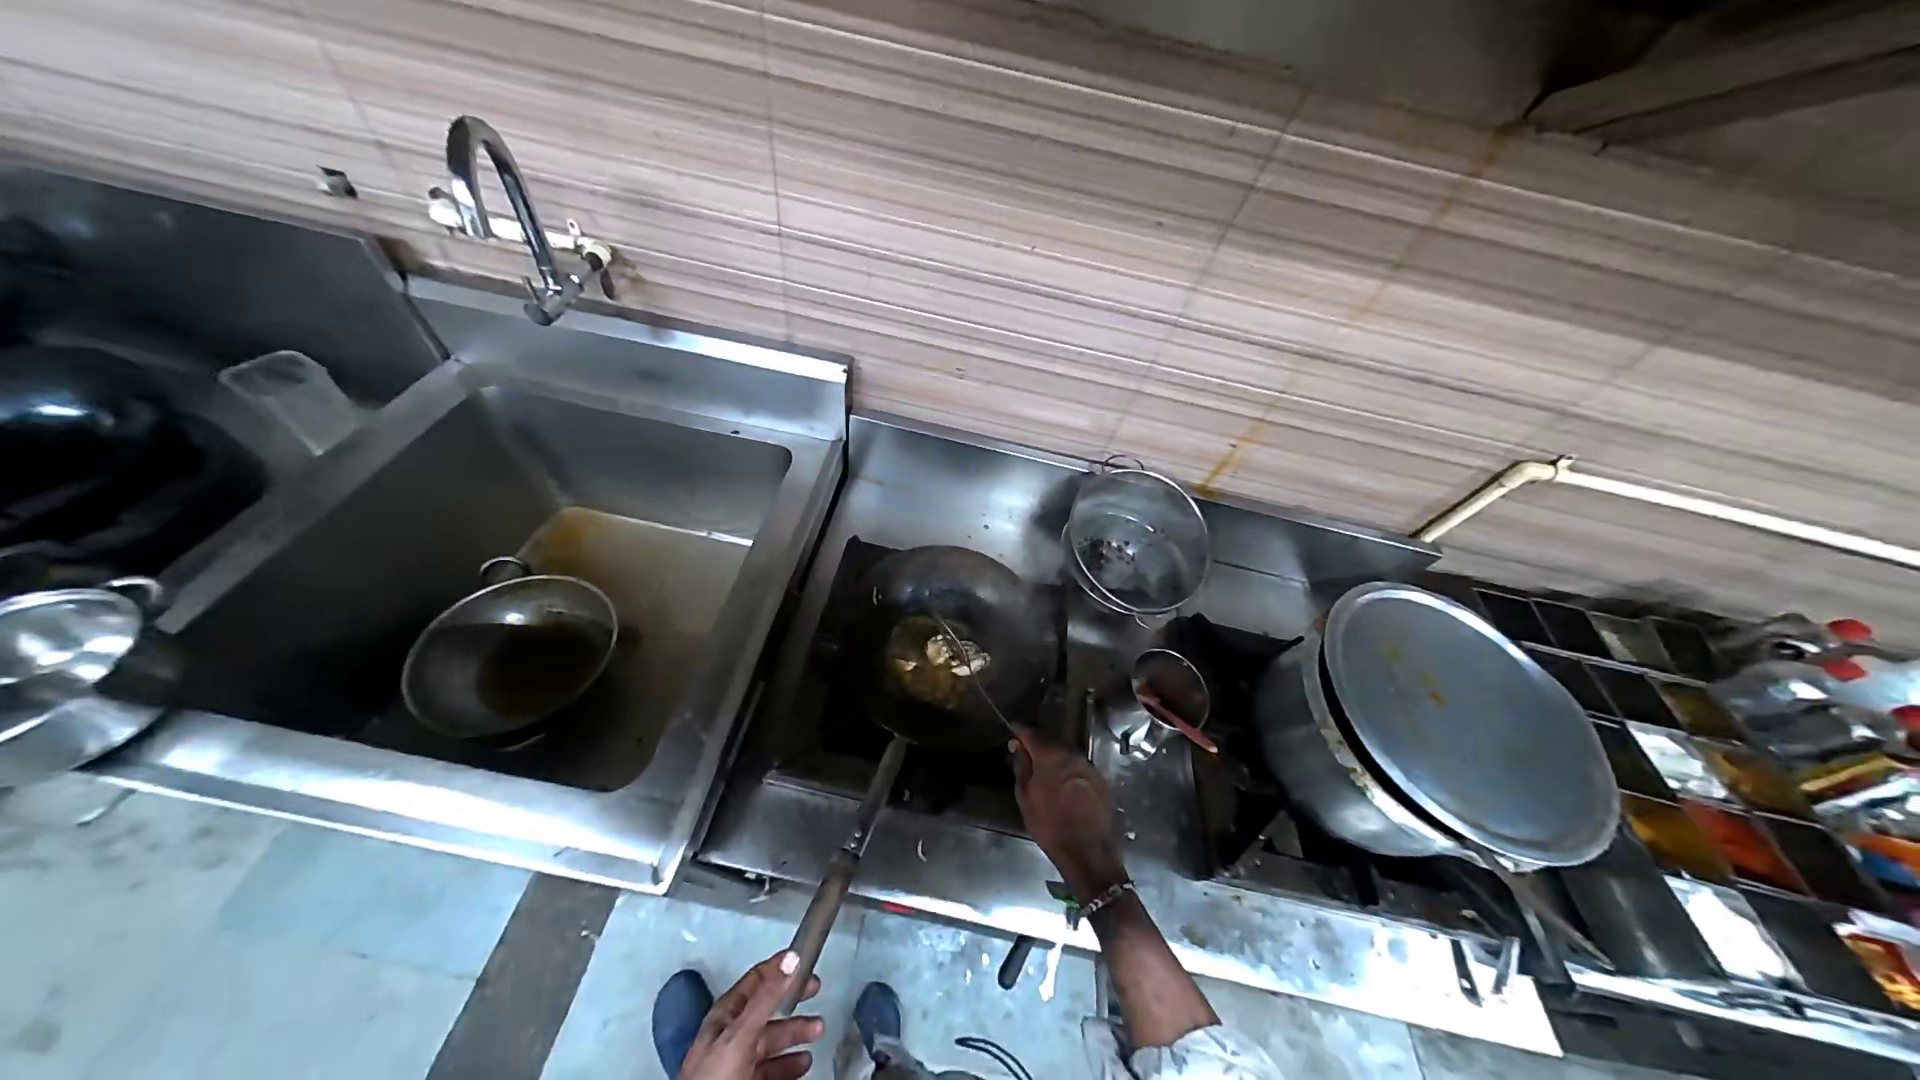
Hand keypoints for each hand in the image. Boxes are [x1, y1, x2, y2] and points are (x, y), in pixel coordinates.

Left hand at [680, 951, 824, 1079]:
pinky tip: (803, 1067)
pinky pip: (771, 1070)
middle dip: (794, 1001)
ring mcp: (737, 1063)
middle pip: (767, 1010)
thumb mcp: (740, 1035)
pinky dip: (789, 1066)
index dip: (778, 967)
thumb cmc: (716, 1077)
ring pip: (772, 1042)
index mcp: (725, 1016)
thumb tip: (791, 958)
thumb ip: (766, 998)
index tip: (802, 957)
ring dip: (796, 1035)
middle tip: (817, 990)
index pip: (755, 979)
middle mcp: (731, 1035)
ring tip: (818, 1033)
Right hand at [1010, 730, 1126, 901]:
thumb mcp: (1025, 797)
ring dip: (1054, 757)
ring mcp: (1088, 766)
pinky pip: (1078, 767)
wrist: (1088, 851)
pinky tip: (1062, 785)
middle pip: (1051, 741)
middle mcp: (1072, 754)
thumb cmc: (1049, 825)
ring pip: (1066, 753)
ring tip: (1043, 771)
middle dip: (1038, 744)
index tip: (1012, 732)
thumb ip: (1021, 766)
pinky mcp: (1100, 779)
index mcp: (1051, 755)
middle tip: (1025, 754)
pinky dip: (1068, 770)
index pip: (1032, 733)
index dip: (1020, 731)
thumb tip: (1016, 744)